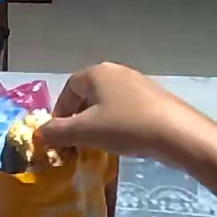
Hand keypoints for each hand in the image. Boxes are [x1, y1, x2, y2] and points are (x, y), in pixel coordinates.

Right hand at [36, 63, 216, 167]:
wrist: (178, 133)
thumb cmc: (125, 126)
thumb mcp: (85, 132)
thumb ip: (57, 132)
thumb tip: (38, 134)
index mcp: (95, 73)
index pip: (67, 90)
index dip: (59, 114)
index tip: (59, 137)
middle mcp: (115, 72)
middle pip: (86, 95)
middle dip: (77, 119)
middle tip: (76, 142)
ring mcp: (136, 83)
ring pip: (105, 103)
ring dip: (96, 123)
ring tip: (98, 144)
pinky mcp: (152, 98)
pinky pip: (124, 109)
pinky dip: (116, 123)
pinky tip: (121, 141)